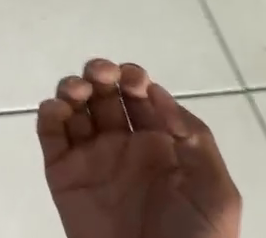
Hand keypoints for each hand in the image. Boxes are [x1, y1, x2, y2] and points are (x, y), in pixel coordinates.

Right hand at [37, 60, 241, 237]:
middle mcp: (122, 145)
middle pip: (103, 94)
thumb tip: (157, 92)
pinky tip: (60, 109)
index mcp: (160, 148)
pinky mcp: (61, 169)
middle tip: (101, 72)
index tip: (132, 77)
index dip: (134, 79)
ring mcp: (89, 156)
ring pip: (73, 106)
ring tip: (78, 90)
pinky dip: (49, 111)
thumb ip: (194, 138)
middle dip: (100, 74)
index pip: (141, 99)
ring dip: (72, 87)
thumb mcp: (216, 193)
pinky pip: (49, 131)